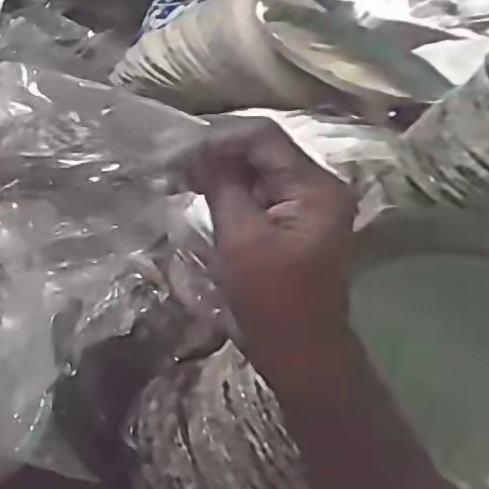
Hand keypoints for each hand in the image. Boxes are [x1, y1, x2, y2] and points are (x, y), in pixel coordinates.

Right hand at [185, 118, 356, 336]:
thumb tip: (195, 153)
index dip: (217, 139)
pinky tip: (198, 193)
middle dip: (215, 153)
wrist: (299, 350)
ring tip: (179, 180)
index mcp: (314, 187)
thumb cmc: (271, 298)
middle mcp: (316, 186)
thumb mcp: (240, 238)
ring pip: (255, 169)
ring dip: (217, 170)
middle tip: (172, 168)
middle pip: (261, 149)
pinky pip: (256, 191)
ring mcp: (305, 204)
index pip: (263, 137)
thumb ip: (221, 187)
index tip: (178, 156)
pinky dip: (227, 188)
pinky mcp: (290, 220)